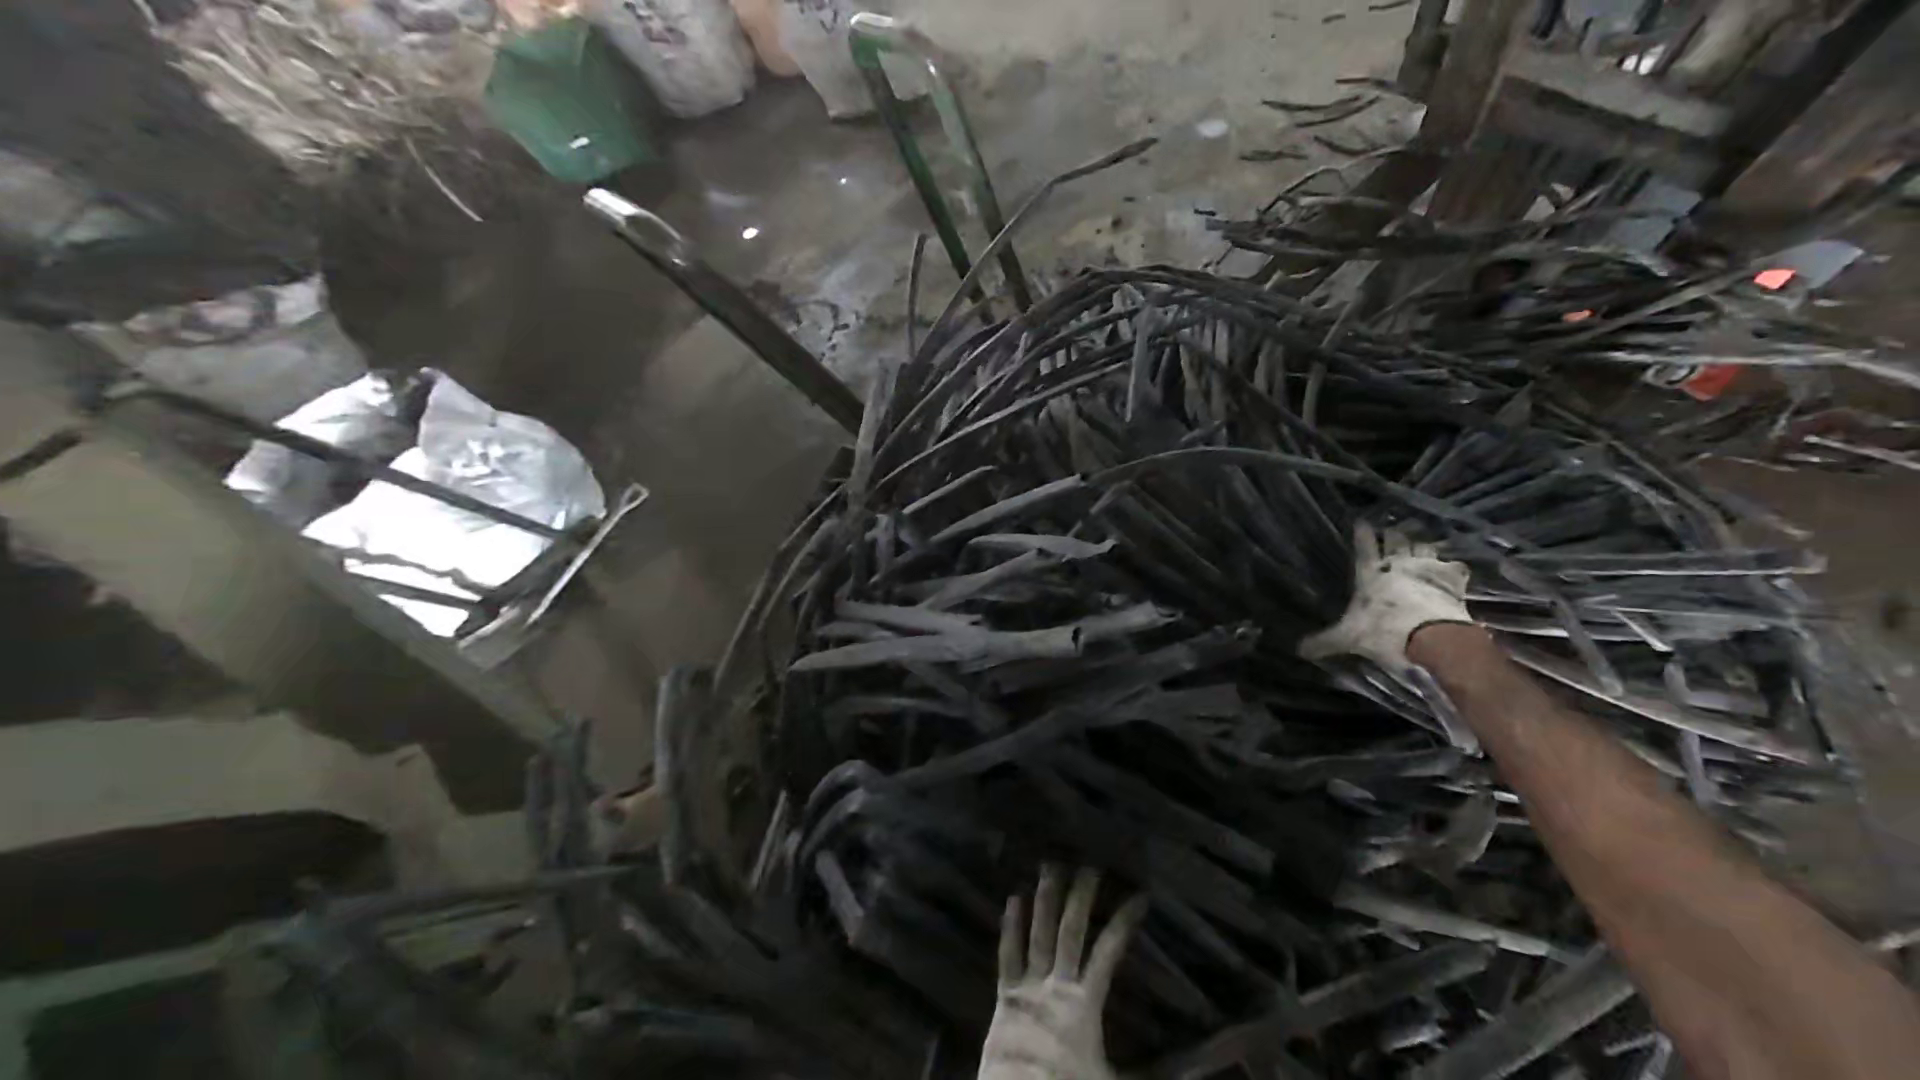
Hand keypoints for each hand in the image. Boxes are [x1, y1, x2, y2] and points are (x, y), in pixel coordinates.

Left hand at [978, 866, 1148, 1079]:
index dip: (1123, 923)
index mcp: (1085, 1002)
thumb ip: (1147, 1071)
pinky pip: (1008, 953)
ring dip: (1045, 899)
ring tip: (1048, 867)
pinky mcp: (1006, 993)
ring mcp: (1029, 985)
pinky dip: (1010, 925)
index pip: (1109, 952)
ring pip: (1038, 933)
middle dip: (1081, 899)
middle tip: (1089, 868)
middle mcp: (1058, 984)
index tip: (1138, 896)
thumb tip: (1196, 1069)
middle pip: (1071, 931)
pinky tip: (1013, 899)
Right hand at [1300, 522, 1471, 670]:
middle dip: (1394, 535)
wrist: (1431, 638)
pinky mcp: (1452, 581)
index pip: (1364, 549)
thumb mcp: (1347, 639)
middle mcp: (1398, 567)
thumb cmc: (1383, 632)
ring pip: (1424, 547)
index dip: (1362, 535)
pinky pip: (1454, 566)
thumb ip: (1324, 641)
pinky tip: (1453, 567)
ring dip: (1421, 545)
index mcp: (1370, 576)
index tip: (1361, 520)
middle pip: (1396, 541)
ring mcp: (1427, 571)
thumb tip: (1298, 649)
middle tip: (1392, 530)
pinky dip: (1452, 566)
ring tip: (1419, 543)